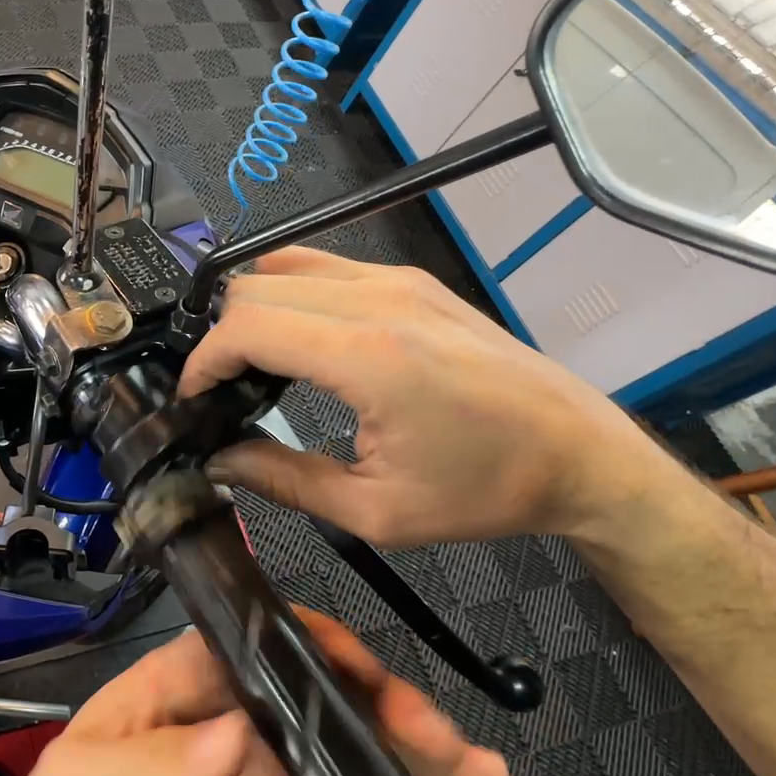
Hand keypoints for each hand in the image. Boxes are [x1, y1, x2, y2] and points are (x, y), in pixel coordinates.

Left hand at [0, 609, 507, 775]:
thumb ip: (152, 760)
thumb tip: (235, 736)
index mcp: (184, 687)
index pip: (261, 647)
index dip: (323, 651)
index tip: (376, 682)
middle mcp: (229, 727)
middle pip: (318, 703)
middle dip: (390, 716)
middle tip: (456, 748)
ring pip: (343, 766)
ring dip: (411, 772)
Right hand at [179, 248, 682, 547]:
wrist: (582, 453)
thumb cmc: (485, 489)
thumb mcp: (376, 510)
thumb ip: (282, 481)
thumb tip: (218, 460)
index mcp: (367, 356)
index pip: (246, 325)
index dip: (203, 362)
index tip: (193, 401)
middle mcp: (376, 299)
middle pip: (252, 288)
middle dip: (219, 338)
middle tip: (220, 391)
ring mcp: (394, 280)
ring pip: (281, 267)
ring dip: (250, 311)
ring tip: (251, 365)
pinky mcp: (408, 279)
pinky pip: (319, 265)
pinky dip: (286, 294)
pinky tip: (294, 339)